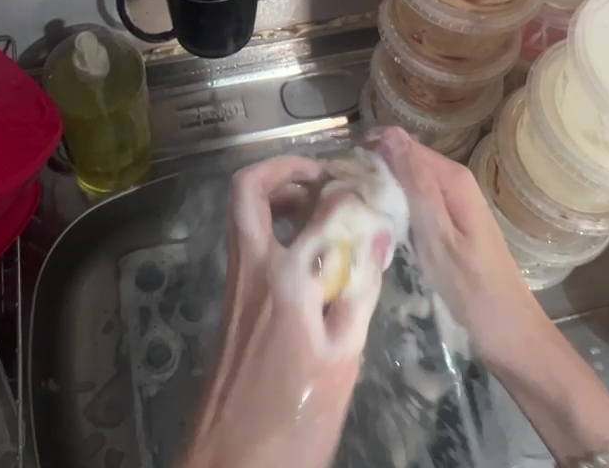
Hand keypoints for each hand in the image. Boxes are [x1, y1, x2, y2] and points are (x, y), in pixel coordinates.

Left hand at [178, 156, 391, 467]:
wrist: (230, 461)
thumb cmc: (294, 418)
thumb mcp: (343, 359)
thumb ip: (359, 290)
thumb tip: (377, 234)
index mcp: (285, 277)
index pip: (318, 208)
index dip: (347, 191)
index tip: (369, 188)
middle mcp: (251, 266)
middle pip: (248, 189)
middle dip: (284, 168)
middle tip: (321, 175)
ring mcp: (236, 282)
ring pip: (244, 213)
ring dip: (277, 195)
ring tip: (320, 206)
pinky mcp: (234, 301)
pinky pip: (249, 241)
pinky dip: (274, 226)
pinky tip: (310, 253)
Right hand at [370, 128, 608, 466]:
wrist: (509, 332)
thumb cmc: (472, 288)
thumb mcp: (437, 236)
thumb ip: (415, 185)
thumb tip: (391, 135)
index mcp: (451, 178)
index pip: (402, 143)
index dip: (370, 152)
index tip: (340, 172)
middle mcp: (452, 181)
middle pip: (404, 159)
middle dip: (372, 169)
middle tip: (340, 194)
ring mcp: (451, 201)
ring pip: (407, 181)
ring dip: (381, 189)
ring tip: (350, 206)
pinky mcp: (448, 221)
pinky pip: (414, 201)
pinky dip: (394, 207)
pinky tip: (377, 223)